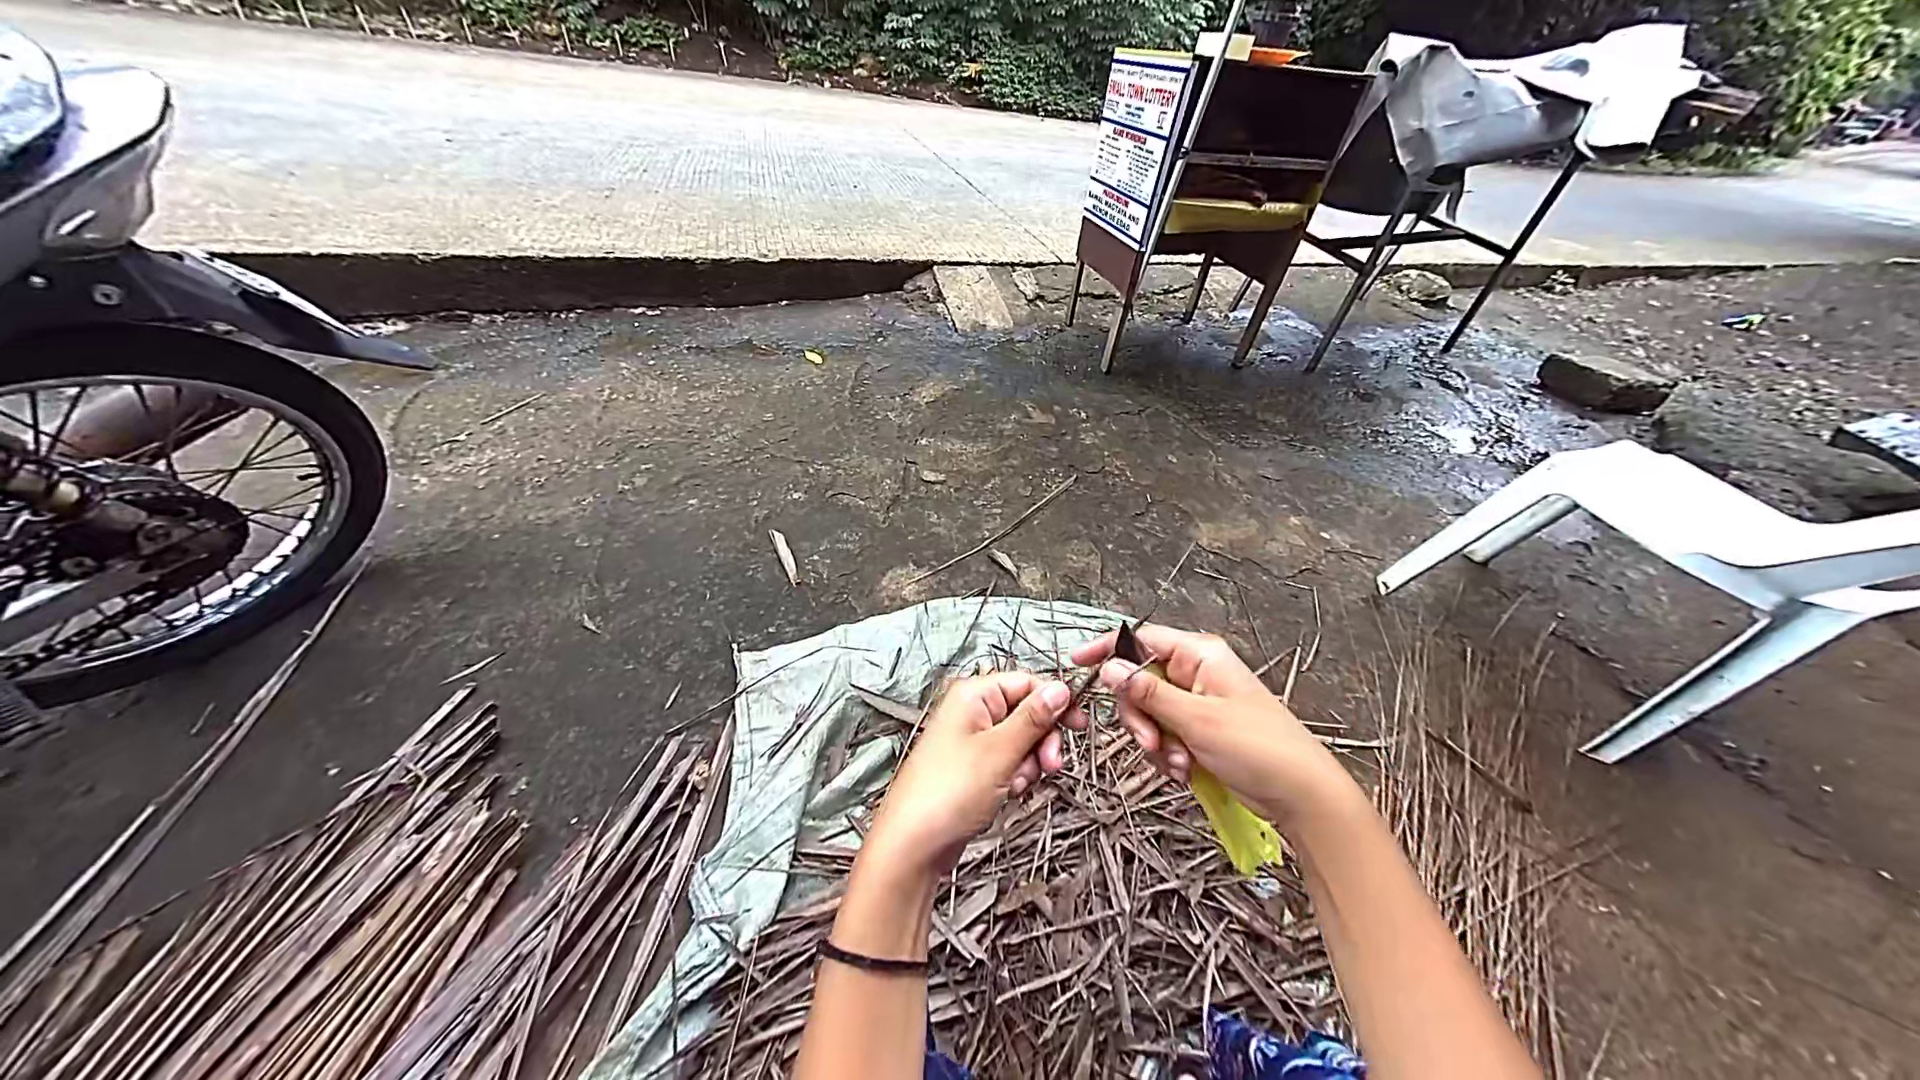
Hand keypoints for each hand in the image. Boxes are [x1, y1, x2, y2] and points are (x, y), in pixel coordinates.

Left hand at [862, 671, 1083, 879]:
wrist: (914, 844)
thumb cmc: (944, 795)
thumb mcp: (1000, 751)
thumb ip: (1034, 718)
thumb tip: (1059, 689)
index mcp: (972, 695)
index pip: (1026, 682)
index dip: (1054, 703)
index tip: (1077, 724)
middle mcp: (970, 712)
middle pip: (1027, 712)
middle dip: (1042, 740)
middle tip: (1048, 762)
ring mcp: (971, 741)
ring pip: (1021, 741)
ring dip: (1030, 763)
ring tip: (1019, 782)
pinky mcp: (973, 767)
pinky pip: (1009, 762)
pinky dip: (1016, 776)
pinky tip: (1008, 792)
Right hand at [1071, 625, 1357, 829]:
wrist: (1301, 796)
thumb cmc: (1263, 749)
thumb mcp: (1197, 719)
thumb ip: (1148, 692)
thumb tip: (1110, 667)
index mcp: (1199, 655)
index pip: (1140, 640)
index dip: (1107, 650)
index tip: (1079, 661)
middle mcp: (1195, 673)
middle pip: (1138, 682)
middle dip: (1139, 716)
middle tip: (1151, 740)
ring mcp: (1195, 702)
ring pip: (1147, 712)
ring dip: (1155, 741)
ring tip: (1180, 760)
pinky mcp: (1196, 729)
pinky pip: (1162, 734)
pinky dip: (1167, 753)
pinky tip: (1186, 768)